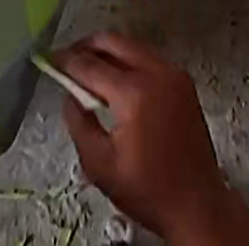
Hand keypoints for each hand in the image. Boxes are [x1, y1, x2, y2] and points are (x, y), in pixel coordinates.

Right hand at [56, 33, 248, 244]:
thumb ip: (78, 123)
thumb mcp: (100, 165)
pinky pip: (147, 55)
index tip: (50, 59)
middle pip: (111, 41)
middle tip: (67, 59)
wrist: (199, 207)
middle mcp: (155, 73)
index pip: (89, 65)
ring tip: (88, 68)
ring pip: (130, 44)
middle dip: (85, 46)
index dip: (66, 61)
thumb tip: (69, 95)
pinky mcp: (183, 80)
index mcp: (134, 93)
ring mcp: (173, 73)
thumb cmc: (149, 190)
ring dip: (106, 50)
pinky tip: (115, 77)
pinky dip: (127, 58)